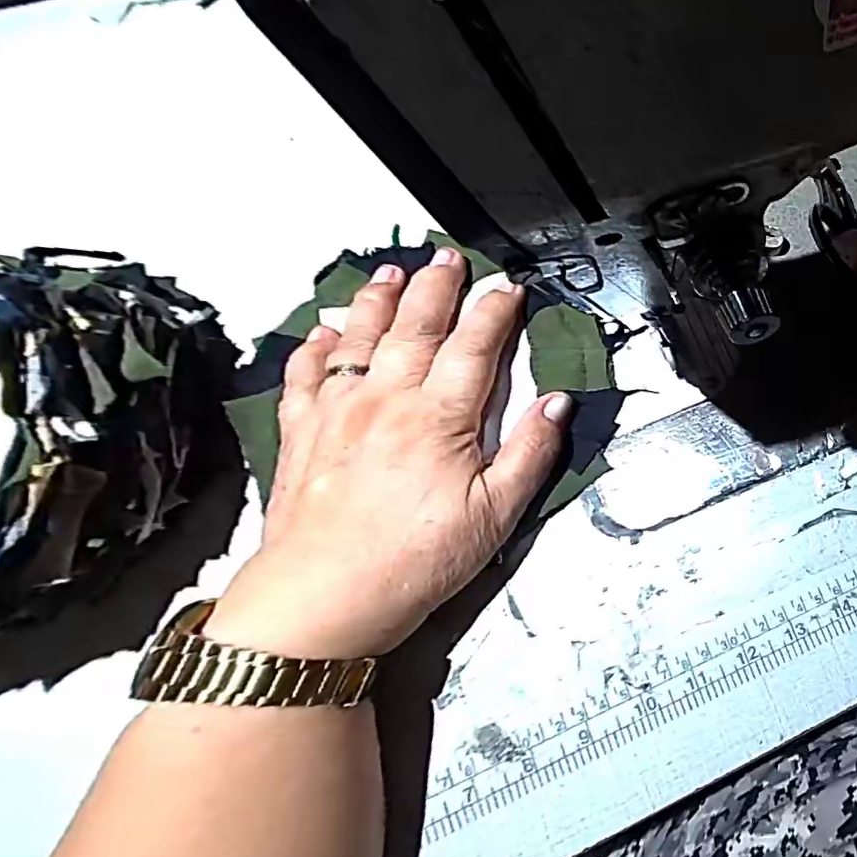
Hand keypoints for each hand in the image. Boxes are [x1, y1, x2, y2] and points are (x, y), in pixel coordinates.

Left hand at [209, 250, 569, 658]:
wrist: (324, 598)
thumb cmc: (412, 562)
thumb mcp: (495, 516)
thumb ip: (529, 453)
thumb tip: (554, 406)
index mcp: (438, 418)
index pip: (475, 344)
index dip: (495, 311)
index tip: (506, 290)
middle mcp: (386, 401)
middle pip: (416, 324)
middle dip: (438, 285)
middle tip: (448, 258)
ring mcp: (338, 411)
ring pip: (361, 334)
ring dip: (380, 298)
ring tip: (391, 272)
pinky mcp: (302, 431)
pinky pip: (306, 372)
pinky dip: (316, 344)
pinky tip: (325, 330)